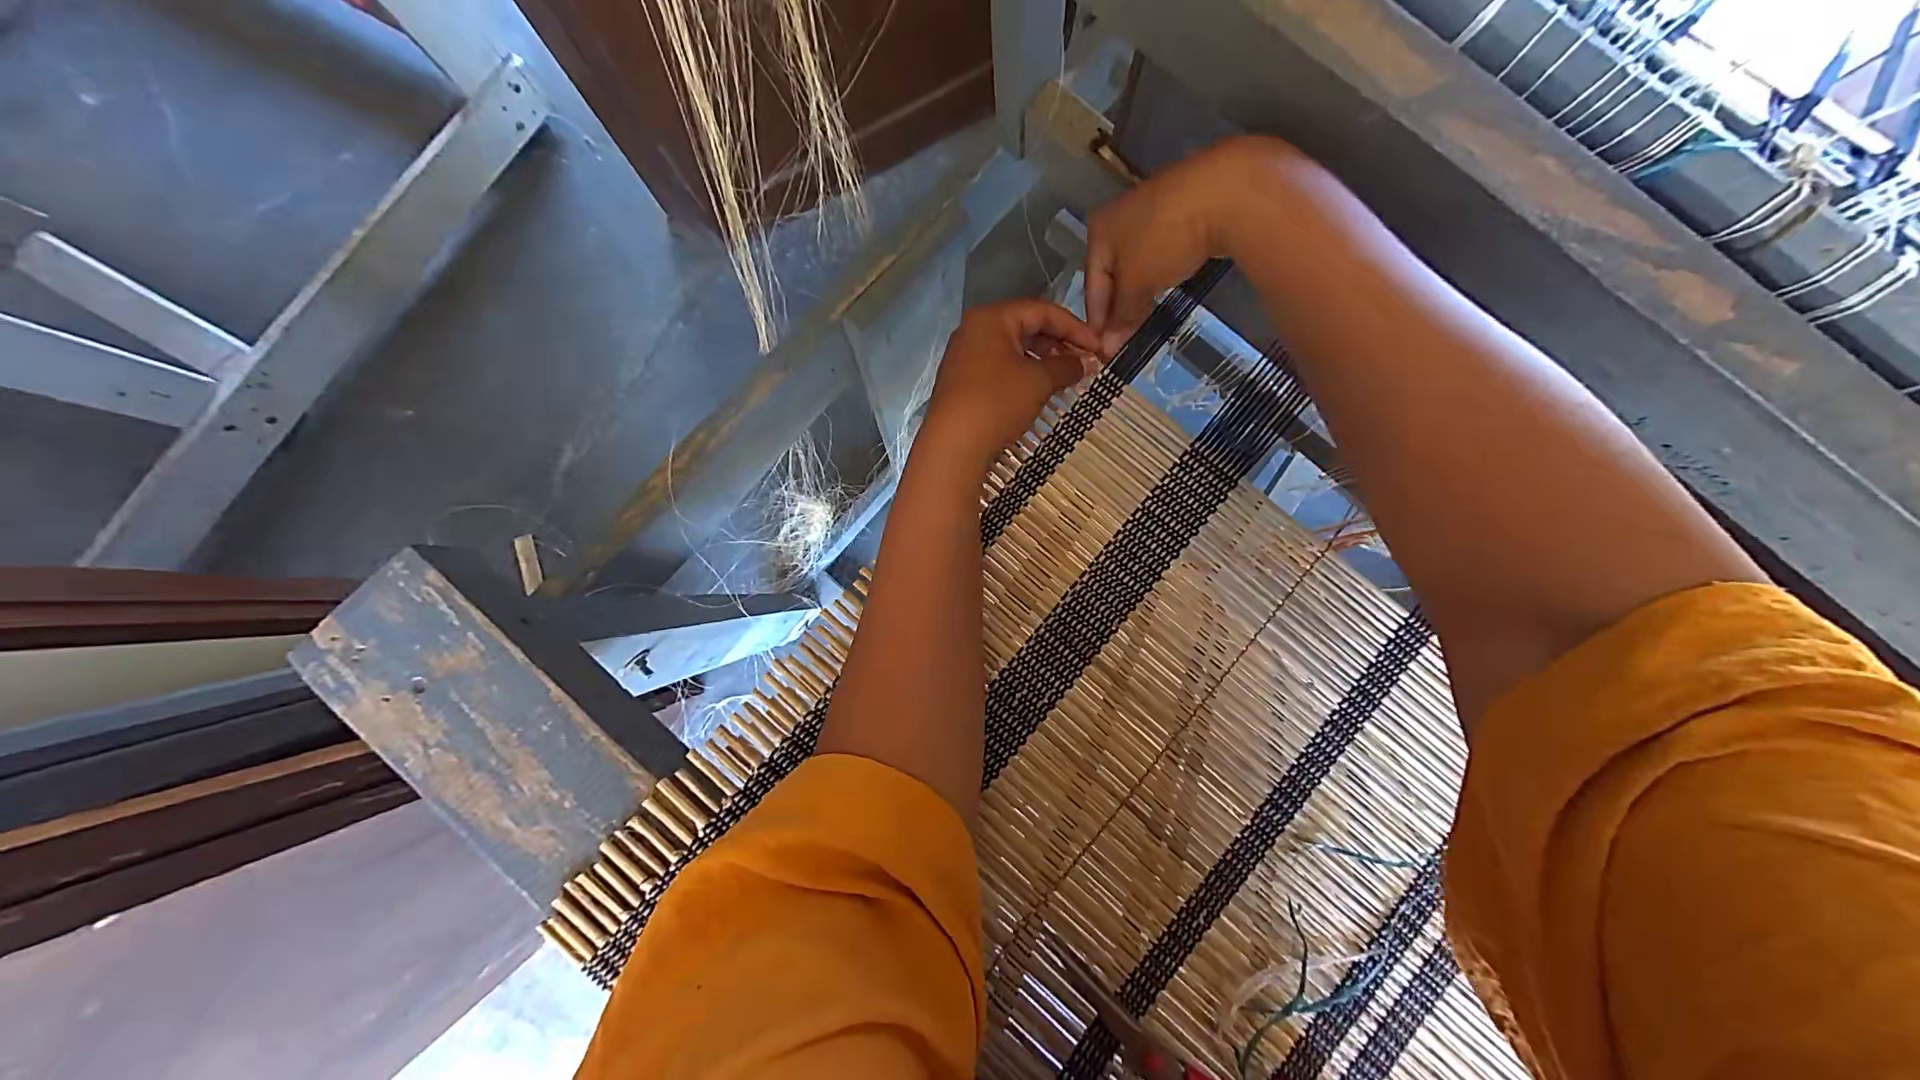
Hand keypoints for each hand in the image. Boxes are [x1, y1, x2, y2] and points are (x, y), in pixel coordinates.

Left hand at [918, 300, 1100, 469]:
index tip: (1098, 347)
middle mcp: (974, 330)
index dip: (1074, 327)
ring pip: (1012, 349)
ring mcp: (964, 356)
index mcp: (991, 318)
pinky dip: (1022, 374)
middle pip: (1025, 327)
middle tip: (1084, 363)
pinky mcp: (961, 381)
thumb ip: (1066, 366)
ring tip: (1065, 378)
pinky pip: (999, 368)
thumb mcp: (1038, 381)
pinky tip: (1038, 391)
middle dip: (1058, 343)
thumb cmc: (997, 402)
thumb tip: (1084, 362)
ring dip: (1042, 361)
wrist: (952, 445)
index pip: (1042, 311)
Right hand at [1085, 135, 1321, 354]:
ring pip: (1136, 264)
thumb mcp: (1137, 283)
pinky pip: (1159, 253)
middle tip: (1121, 341)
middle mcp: (1119, 217)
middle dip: (1117, 308)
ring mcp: (1151, 212)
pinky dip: (1157, 275)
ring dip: (1137, 294)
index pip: (1091, 285)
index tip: (1102, 350)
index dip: (1097, 320)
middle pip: (1113, 274)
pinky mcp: (1180, 212)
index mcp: (1099, 230)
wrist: (1225, 192)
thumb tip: (1109, 344)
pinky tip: (1162, 291)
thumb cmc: (1166, 239)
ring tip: (1140, 322)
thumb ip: (1122, 314)